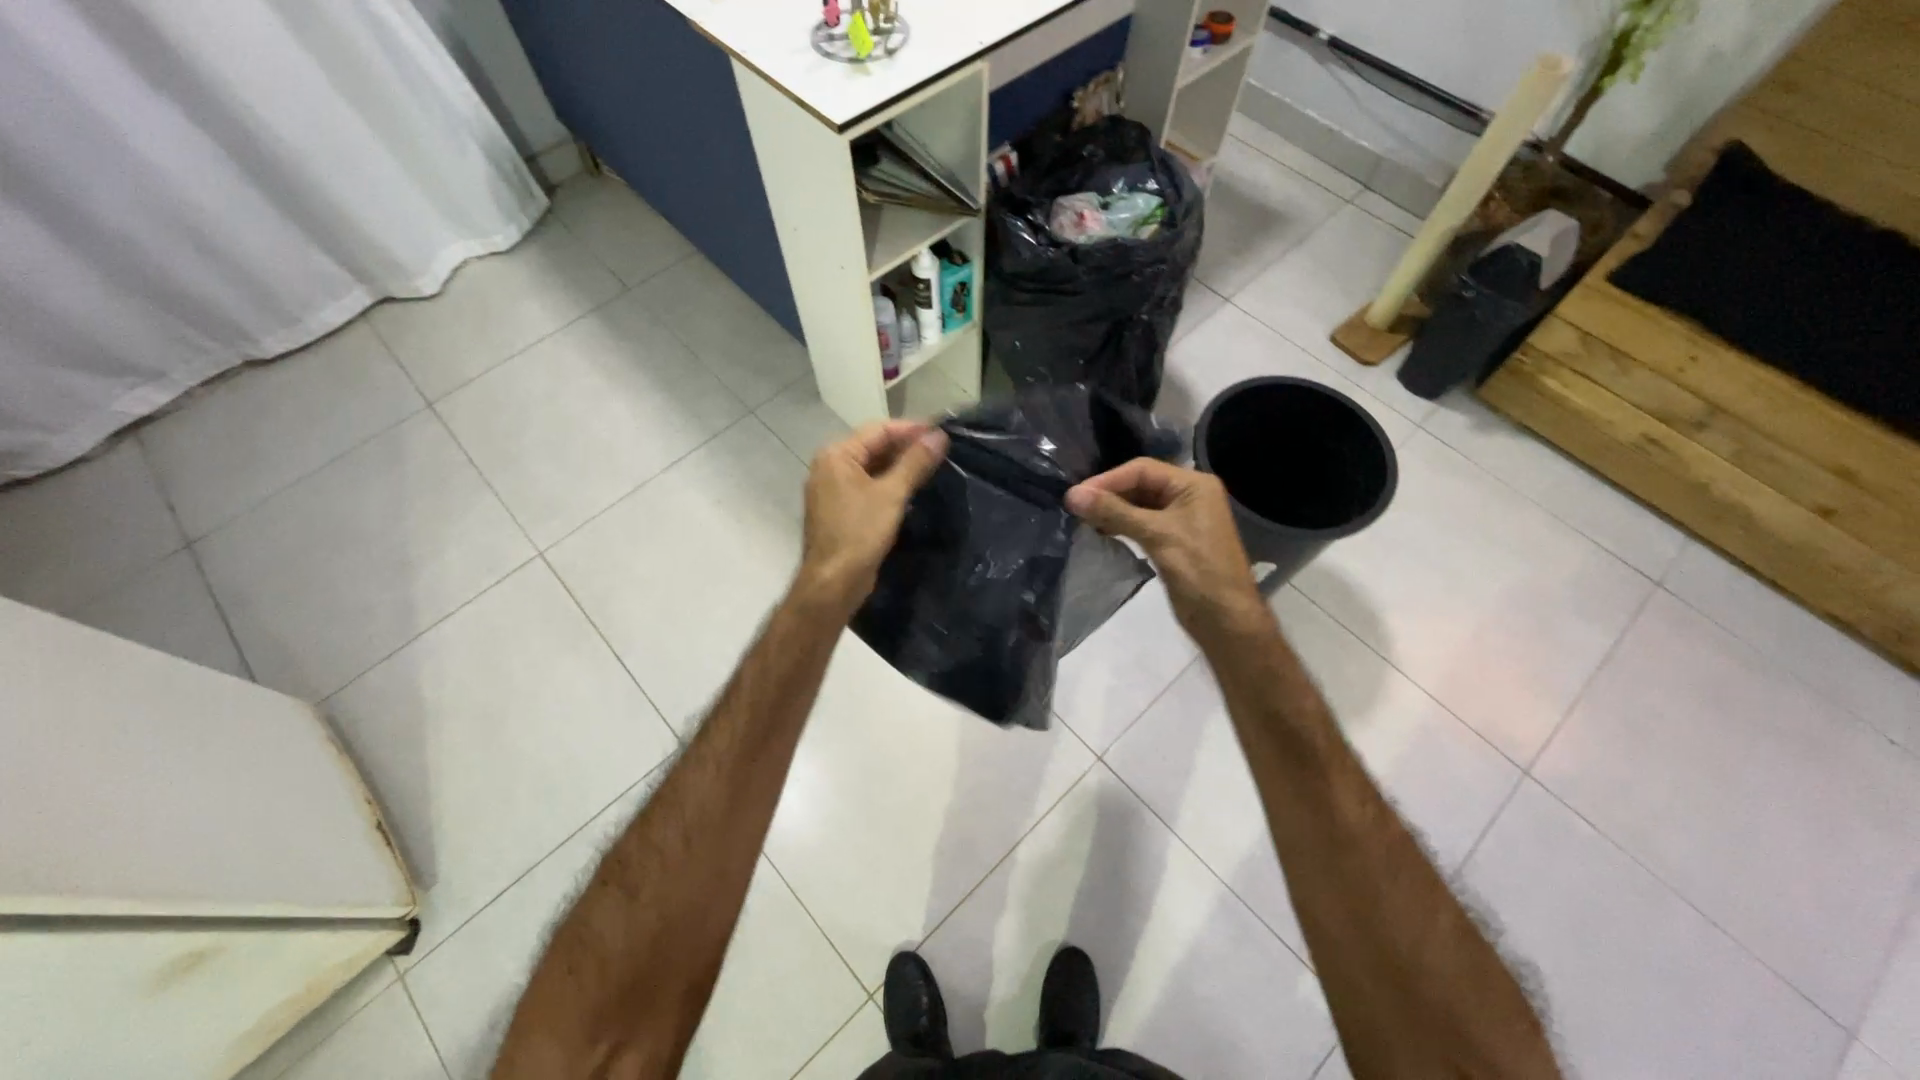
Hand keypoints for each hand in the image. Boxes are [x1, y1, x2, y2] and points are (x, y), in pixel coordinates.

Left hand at [796, 421, 948, 617]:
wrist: (833, 583)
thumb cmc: (859, 533)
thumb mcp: (891, 494)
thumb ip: (915, 462)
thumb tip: (939, 436)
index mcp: (836, 455)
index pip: (879, 430)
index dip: (912, 429)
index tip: (942, 432)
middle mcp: (830, 467)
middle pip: (874, 448)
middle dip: (907, 448)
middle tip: (942, 451)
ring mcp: (833, 490)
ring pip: (872, 469)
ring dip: (900, 468)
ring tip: (934, 468)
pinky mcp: (840, 511)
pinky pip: (868, 488)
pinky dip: (889, 486)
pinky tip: (913, 492)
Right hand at [1065, 459, 1271, 646]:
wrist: (1225, 619)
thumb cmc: (1198, 570)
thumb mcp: (1156, 535)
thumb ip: (1115, 512)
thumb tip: (1072, 495)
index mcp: (1193, 485)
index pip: (1142, 470)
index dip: (1108, 479)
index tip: (1076, 494)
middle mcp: (1188, 496)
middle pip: (1140, 485)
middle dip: (1109, 494)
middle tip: (1075, 507)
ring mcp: (1181, 519)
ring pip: (1139, 505)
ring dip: (1112, 511)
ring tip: (1082, 519)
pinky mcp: (1172, 541)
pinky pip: (1141, 524)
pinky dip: (1121, 526)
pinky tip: (1100, 532)